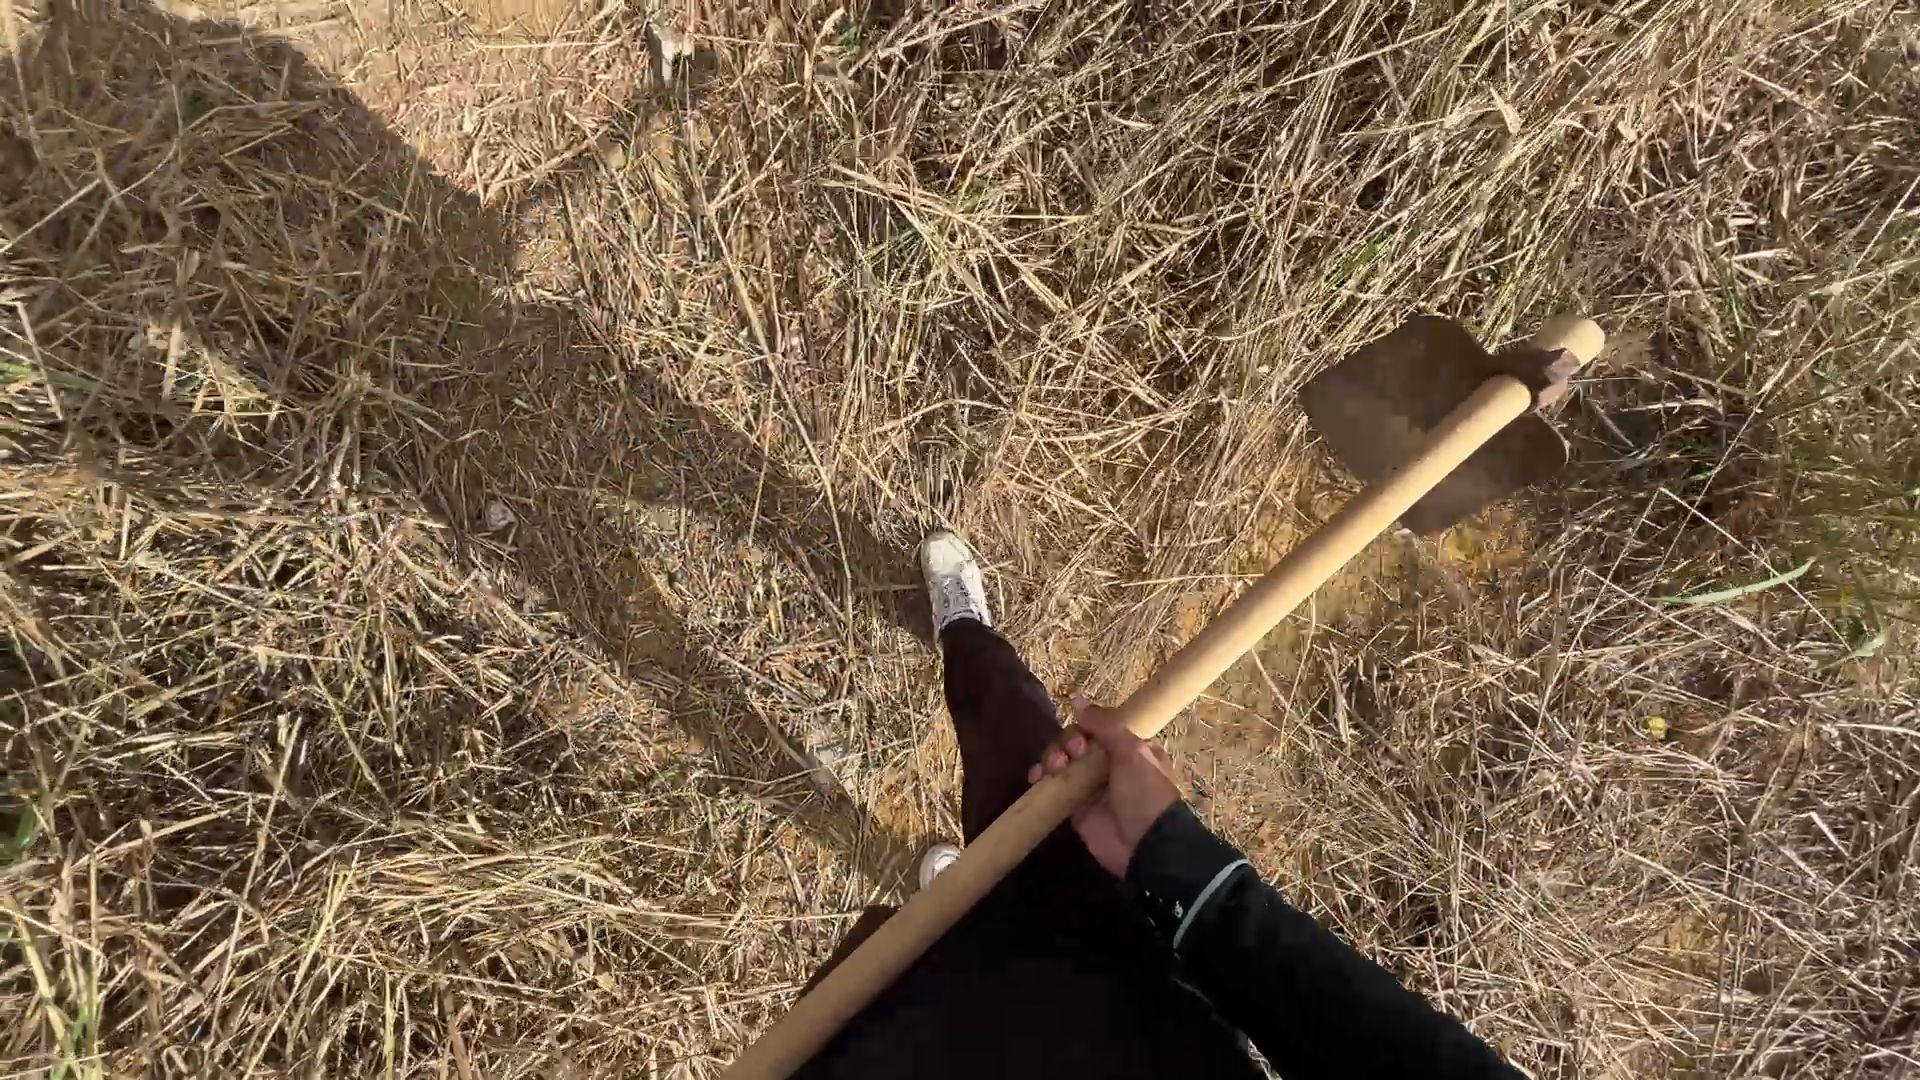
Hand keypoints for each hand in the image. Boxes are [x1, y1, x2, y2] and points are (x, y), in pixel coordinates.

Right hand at [1027, 696, 1182, 877]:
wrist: (1145, 845)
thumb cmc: (1144, 792)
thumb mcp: (1132, 751)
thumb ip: (1104, 724)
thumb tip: (1077, 699)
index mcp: (1128, 749)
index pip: (1097, 728)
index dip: (1085, 727)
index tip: (1082, 736)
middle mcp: (1108, 765)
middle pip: (1075, 742)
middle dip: (1067, 742)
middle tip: (1072, 753)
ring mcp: (1090, 786)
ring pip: (1062, 761)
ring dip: (1053, 757)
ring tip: (1054, 767)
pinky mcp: (1074, 807)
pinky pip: (1053, 786)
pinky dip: (1042, 778)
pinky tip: (1037, 778)